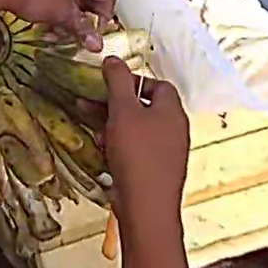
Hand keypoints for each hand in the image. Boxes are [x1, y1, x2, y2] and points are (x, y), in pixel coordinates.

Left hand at [0, 0, 114, 48]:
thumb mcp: (62, 15)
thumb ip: (82, 29)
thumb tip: (97, 45)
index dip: (105, 17)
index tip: (95, 33)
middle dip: (85, 15)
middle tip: (79, 32)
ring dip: (70, 11)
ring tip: (60, 28)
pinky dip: (59, 0)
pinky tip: (49, 17)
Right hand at [101, 57, 189, 235]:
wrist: (146, 208)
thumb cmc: (136, 152)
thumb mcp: (122, 109)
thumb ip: (118, 80)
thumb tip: (113, 58)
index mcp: (172, 111)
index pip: (157, 84)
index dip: (133, 79)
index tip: (109, 83)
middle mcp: (175, 129)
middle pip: (145, 105)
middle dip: (116, 102)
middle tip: (93, 102)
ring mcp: (167, 152)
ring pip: (138, 127)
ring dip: (114, 122)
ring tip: (92, 124)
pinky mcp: (157, 170)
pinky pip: (138, 147)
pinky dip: (120, 143)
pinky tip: (102, 148)